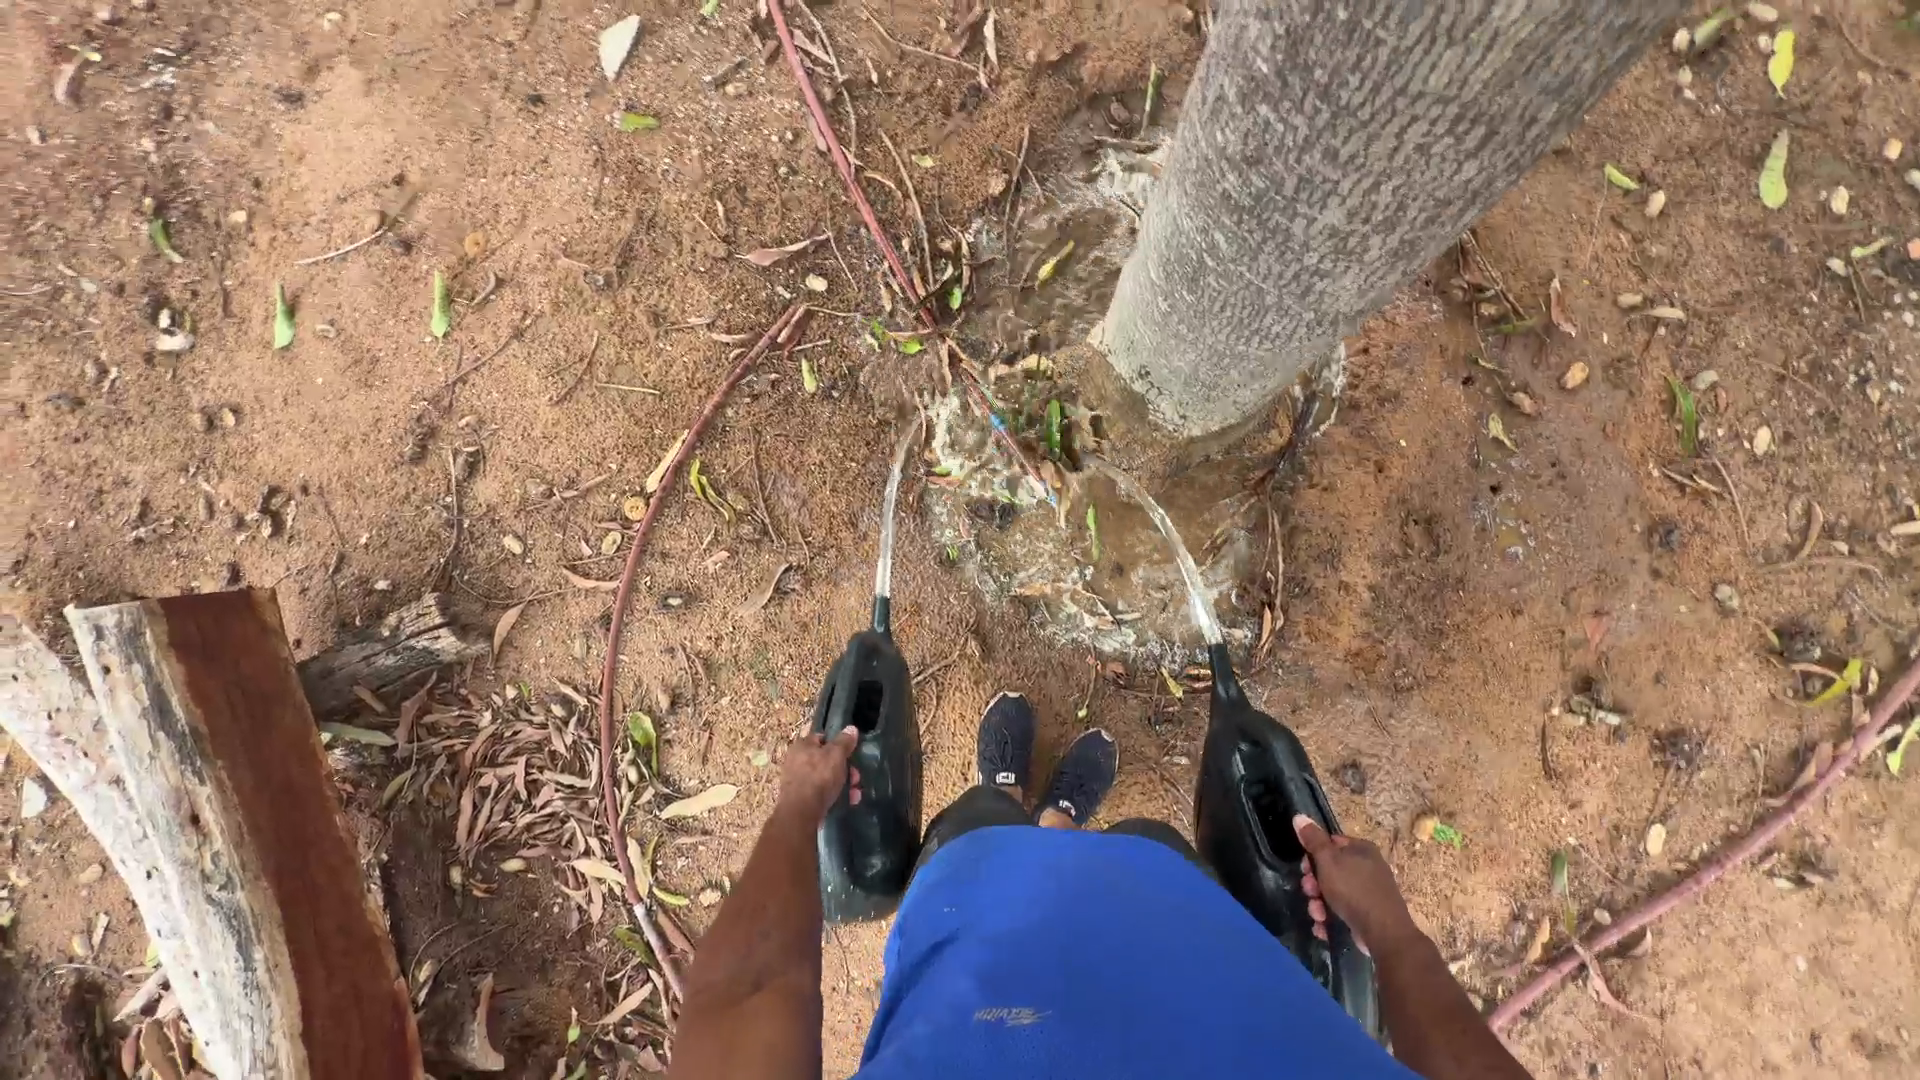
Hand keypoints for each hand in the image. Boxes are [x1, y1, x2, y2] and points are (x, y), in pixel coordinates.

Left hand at [776, 729, 859, 822]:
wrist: (801, 812)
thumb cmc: (819, 777)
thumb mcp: (836, 755)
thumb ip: (844, 742)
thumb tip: (851, 728)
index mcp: (802, 745)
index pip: (823, 737)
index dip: (839, 744)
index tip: (851, 753)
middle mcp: (796, 760)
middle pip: (826, 759)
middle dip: (845, 768)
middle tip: (856, 777)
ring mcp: (798, 780)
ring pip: (826, 778)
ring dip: (844, 784)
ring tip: (855, 793)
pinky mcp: (801, 798)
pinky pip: (821, 792)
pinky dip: (834, 795)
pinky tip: (848, 802)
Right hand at [1292, 815, 1421, 955]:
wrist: (1384, 934)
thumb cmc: (1353, 890)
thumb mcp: (1328, 860)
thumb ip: (1313, 839)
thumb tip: (1299, 816)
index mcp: (1362, 850)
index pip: (1330, 843)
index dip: (1313, 855)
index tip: (1305, 869)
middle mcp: (1368, 868)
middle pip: (1329, 870)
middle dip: (1314, 885)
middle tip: (1310, 893)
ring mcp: (1370, 893)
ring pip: (1333, 893)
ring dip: (1319, 905)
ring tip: (1318, 915)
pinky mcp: (1369, 914)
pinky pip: (1343, 911)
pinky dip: (1330, 918)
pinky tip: (1324, 926)